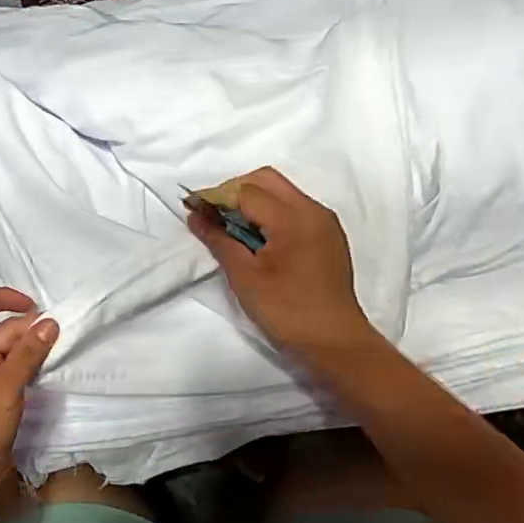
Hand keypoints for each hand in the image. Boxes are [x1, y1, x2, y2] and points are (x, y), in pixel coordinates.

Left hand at [0, 288, 58, 492]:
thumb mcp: (4, 388)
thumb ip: (28, 354)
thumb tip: (51, 322)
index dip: (3, 297)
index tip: (35, 306)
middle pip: (2, 328)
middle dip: (30, 330)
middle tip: (64, 337)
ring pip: (12, 351)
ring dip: (34, 351)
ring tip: (64, 351)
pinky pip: (14, 371)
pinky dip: (31, 368)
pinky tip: (53, 369)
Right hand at [188, 167, 380, 361]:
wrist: (333, 342)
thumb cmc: (285, 311)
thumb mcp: (244, 276)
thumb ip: (219, 240)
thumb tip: (195, 216)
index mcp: (294, 219)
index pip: (245, 191)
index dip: (214, 197)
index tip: (190, 208)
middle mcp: (313, 211)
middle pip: (265, 180)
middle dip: (232, 191)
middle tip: (210, 216)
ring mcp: (323, 221)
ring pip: (280, 191)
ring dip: (250, 200)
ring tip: (228, 228)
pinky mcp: (326, 234)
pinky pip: (292, 207)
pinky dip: (267, 212)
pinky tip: (253, 237)